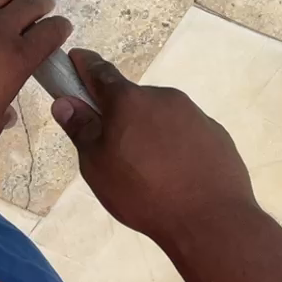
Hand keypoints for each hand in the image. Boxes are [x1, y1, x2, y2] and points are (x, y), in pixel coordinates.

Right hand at [49, 48, 259, 245]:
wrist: (210, 220)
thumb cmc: (141, 191)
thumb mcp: (96, 164)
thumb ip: (80, 129)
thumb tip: (65, 101)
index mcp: (128, 100)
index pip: (100, 71)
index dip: (84, 65)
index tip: (74, 61)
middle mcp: (163, 97)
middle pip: (131, 98)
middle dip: (118, 113)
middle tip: (110, 147)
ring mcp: (194, 114)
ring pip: (159, 116)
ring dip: (147, 130)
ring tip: (145, 169)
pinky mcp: (216, 135)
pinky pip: (184, 133)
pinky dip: (172, 145)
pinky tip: (173, 174)